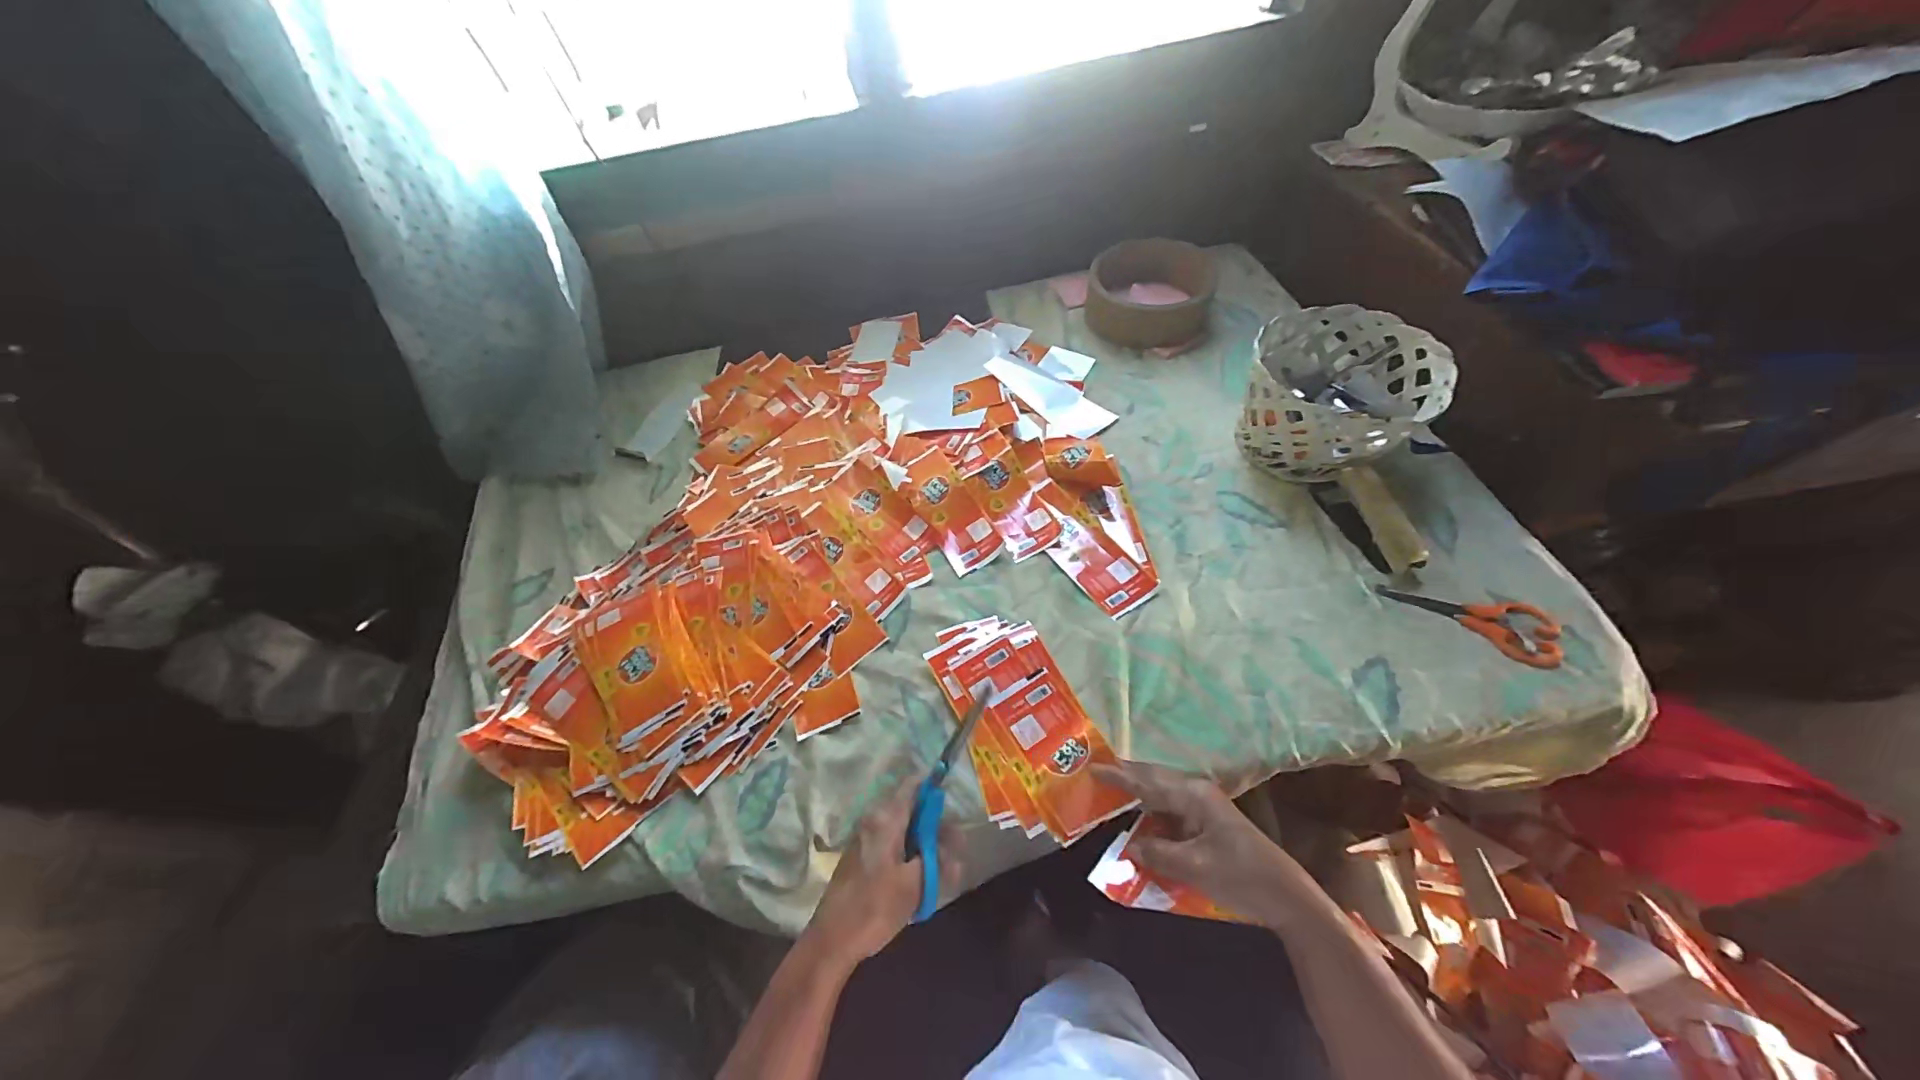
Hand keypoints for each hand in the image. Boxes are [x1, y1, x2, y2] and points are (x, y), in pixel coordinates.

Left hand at [803, 780, 959, 966]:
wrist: (832, 941)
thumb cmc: (875, 908)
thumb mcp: (916, 883)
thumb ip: (938, 855)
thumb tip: (956, 833)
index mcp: (885, 820)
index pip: (913, 785)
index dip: (935, 787)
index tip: (954, 800)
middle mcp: (873, 821)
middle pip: (910, 808)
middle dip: (934, 823)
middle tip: (955, 846)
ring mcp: (865, 839)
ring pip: (902, 828)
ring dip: (923, 842)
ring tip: (943, 868)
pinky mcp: (861, 857)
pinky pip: (892, 843)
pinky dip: (909, 853)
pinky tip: (921, 878)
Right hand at [1092, 760, 1332, 929]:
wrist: (1287, 897)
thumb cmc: (1242, 876)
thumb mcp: (1196, 867)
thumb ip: (1158, 853)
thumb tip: (1128, 846)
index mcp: (1193, 795)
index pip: (1147, 781)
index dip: (1118, 775)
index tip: (1090, 767)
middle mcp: (1196, 794)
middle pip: (1153, 780)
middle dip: (1125, 776)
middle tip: (1094, 774)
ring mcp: (1202, 810)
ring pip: (1160, 796)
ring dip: (1136, 795)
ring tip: (1108, 794)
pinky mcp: (1206, 826)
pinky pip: (1169, 813)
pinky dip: (1150, 815)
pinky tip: (1136, 823)